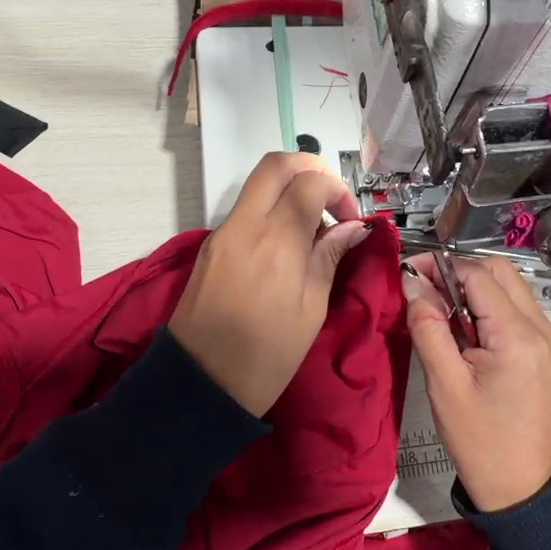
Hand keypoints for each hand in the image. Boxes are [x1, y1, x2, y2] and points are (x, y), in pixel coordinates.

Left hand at [170, 152, 368, 416]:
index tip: (351, 221)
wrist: (198, 385)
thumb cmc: (265, 357)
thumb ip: (328, 258)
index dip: (338, 190)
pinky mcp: (211, 247)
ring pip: (257, 184)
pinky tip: (287, 245)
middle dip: (310, 169)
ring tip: (313, 228)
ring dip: (289, 189)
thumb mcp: (311, 310)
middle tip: (332, 201)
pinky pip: (245, 210)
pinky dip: (271, 210)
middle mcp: (245, 225)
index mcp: (276, 241)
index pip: (309, 182)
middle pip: (276, 164)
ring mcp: (222, 233)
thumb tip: (352, 228)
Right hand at [403, 254, 550, 512]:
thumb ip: (428, 327)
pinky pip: (513, 307)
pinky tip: (463, 329)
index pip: (478, 275)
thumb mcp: (444, 384)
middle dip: (458, 272)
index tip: (409, 273)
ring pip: (507, 285)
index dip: (441, 266)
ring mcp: (546, 336)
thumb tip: (412, 282)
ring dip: (472, 287)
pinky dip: (486, 305)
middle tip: (425, 294)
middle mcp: (540, 328)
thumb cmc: (478, 440)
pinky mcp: (543, 347)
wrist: (519, 485)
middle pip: (498, 271)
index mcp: (518, 337)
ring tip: (441, 314)